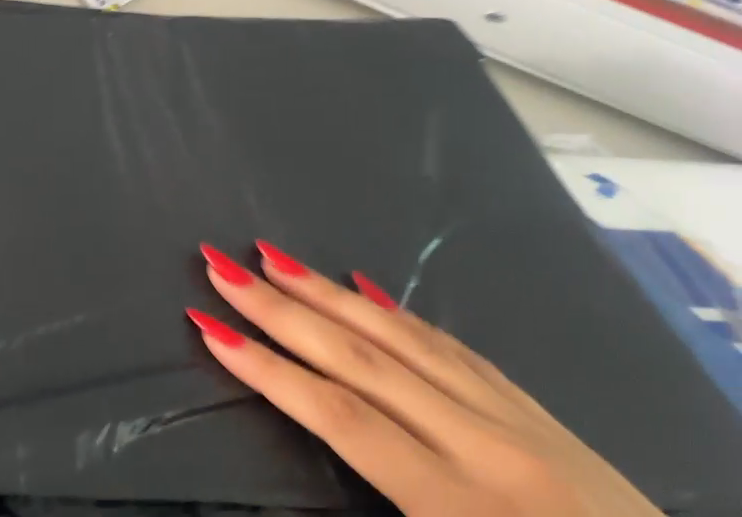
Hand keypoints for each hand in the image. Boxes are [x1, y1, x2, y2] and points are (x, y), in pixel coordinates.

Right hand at [190, 241, 664, 516]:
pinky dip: (398, 313)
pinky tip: (361, 287)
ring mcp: (517, 421)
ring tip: (268, 256)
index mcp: (461, 503)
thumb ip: (381, 507)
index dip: (269, 372)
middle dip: (279, 311)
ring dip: (325, 293)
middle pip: (361, 360)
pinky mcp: (539, 413)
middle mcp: (485, 447)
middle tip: (218, 265)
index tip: (208, 329)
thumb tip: (322, 438)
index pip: (342, 417)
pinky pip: (455, 347)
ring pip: (403, 338)